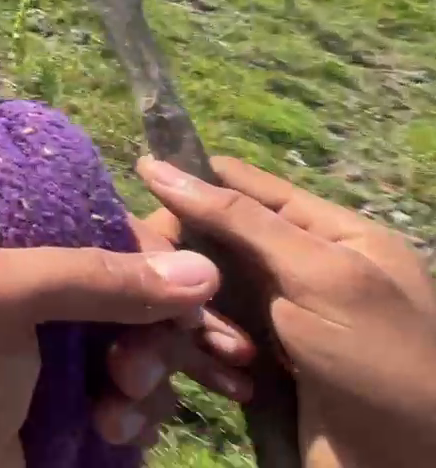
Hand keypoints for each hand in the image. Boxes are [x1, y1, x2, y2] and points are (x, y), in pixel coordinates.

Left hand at [0, 220, 250, 467]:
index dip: (133, 246)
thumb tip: (204, 271)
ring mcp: (41, 324)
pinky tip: (114, 427)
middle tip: (130, 369)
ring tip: (119, 403)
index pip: (77, 206)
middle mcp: (10, 263)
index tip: (172, 288)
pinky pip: (136, 379)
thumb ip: (86, 274)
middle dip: (148, 324)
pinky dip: (139, 405)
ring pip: (137, 328)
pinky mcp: (67, 380)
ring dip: (147, 371)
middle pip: (120, 272)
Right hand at [137, 155, 435, 467]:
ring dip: (183, 318)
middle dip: (177, 268)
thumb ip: (238, 217)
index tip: (147, 224)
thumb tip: (151, 163)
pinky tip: (213, 373)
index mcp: (327, 234)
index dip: (182, 193)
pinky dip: (191, 349)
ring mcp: (269, 310)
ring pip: (186, 284)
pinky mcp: (248, 351)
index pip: (230, 182)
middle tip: (173, 301)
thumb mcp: (324, 279)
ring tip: (211, 350)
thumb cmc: (390, 370)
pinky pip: (192, 329)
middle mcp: (292, 264)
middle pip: (196, 235)